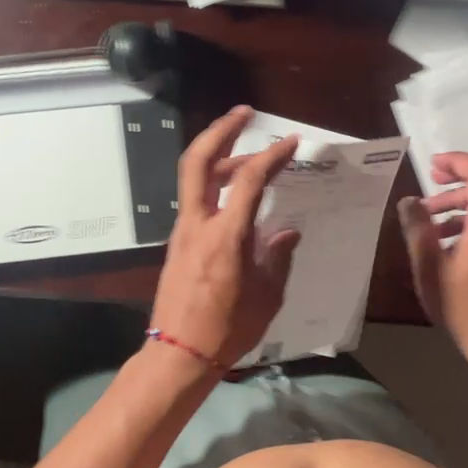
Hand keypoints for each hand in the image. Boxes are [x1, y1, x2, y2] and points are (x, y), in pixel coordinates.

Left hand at [148, 106, 301, 366]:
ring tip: (248, 158)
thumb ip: (277, 258)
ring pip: (194, 180)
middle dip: (220, 130)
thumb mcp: (266, 297)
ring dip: (219, 159)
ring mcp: (182, 233)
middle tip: (244, 113)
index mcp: (225, 237)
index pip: (247, 180)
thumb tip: (285, 232)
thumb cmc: (227, 331)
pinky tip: (234, 196)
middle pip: (198, 161)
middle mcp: (197, 225)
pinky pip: (195, 202)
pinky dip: (214, 187)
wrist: (178, 354)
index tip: (291, 143)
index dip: (271, 156)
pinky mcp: (177, 244)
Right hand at [396, 152, 467, 346]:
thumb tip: (408, 202)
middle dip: (462, 174)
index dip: (459, 161)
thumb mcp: (430, 269)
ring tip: (429, 217)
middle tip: (432, 180)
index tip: (432, 167)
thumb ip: (418, 230)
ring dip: (463, 198)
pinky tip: (445, 238)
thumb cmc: (462, 307)